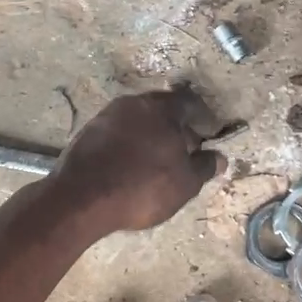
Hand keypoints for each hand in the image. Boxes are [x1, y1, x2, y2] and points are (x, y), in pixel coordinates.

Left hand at [52, 86, 227, 232]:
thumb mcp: (185, 183)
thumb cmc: (143, 187)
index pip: (190, 102)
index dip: (202, 118)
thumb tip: (220, 158)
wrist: (81, 199)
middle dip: (176, 127)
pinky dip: (130, 144)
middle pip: (163, 109)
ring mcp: (107, 116)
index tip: (207, 134)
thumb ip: (205, 167)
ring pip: (138, 120)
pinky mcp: (87, 133)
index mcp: (162, 108)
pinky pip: (118, 133)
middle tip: (184, 150)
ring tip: (158, 160)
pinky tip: (131, 165)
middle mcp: (134, 103)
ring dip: (151, 135)